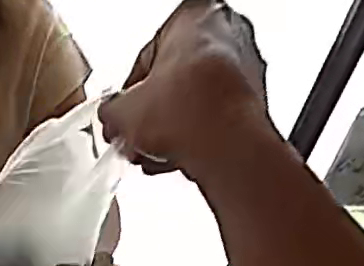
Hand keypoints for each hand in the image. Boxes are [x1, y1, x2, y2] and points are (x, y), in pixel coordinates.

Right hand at [98, 1, 275, 181]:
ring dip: (170, 127)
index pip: (146, 57)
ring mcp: (244, 63)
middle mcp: (226, 29)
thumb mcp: (123, 113)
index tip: (122, 116)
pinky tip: (177, 154)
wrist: (224, 144)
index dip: (127, 96)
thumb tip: (111, 115)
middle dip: (151, 113)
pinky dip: (194, 133)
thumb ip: (111, 111)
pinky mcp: (252, 98)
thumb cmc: (188, 112)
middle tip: (137, 136)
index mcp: (193, 12)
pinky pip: (212, 115)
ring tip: (154, 150)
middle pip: (173, 78)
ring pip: (193, 99)